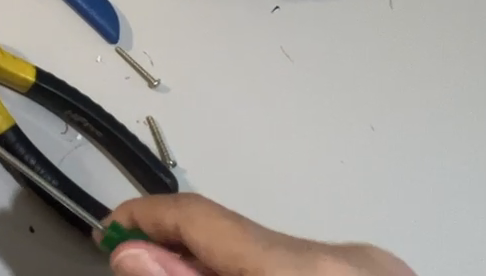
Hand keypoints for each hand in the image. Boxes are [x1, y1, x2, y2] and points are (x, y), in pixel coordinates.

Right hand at [102, 194, 414, 275]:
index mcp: (312, 272)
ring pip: (270, 258)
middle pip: (235, 238)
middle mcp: (350, 259)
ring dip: (220, 273)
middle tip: (141, 275)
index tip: (106, 237)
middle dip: (181, 257)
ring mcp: (379, 273)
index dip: (142, 219)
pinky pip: (307, 273)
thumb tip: (131, 254)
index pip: (201, 216)